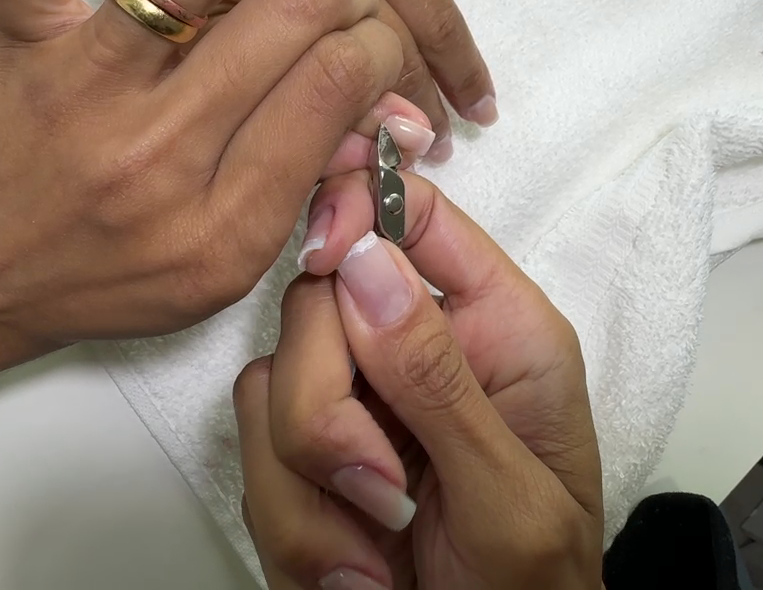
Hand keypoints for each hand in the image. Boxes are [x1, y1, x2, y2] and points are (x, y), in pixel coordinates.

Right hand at [234, 172, 603, 588]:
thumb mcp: (509, 499)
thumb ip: (439, 378)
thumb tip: (364, 258)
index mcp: (490, 325)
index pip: (416, 213)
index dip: (359, 209)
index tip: (320, 255)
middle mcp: (414, 343)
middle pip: (317, 300)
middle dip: (327, 403)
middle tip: (381, 492)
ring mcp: (354, 394)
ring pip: (270, 377)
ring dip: (311, 479)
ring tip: (374, 553)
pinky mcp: (305, 450)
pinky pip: (252, 447)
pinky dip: (292, 521)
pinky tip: (352, 571)